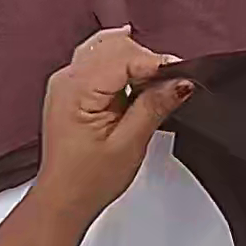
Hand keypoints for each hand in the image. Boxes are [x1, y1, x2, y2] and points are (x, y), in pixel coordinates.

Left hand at [32, 26, 194, 225]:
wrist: (63, 199)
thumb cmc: (89, 179)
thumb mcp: (129, 144)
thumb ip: (154, 106)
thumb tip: (181, 81)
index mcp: (77, 90)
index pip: (123, 58)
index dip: (156, 63)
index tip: (183, 74)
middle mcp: (67, 78)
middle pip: (115, 46)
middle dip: (146, 60)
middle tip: (171, 84)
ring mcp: (67, 81)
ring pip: (107, 47)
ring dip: (135, 59)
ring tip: (155, 83)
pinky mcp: (73, 88)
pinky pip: (99, 59)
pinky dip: (122, 60)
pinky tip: (137, 68)